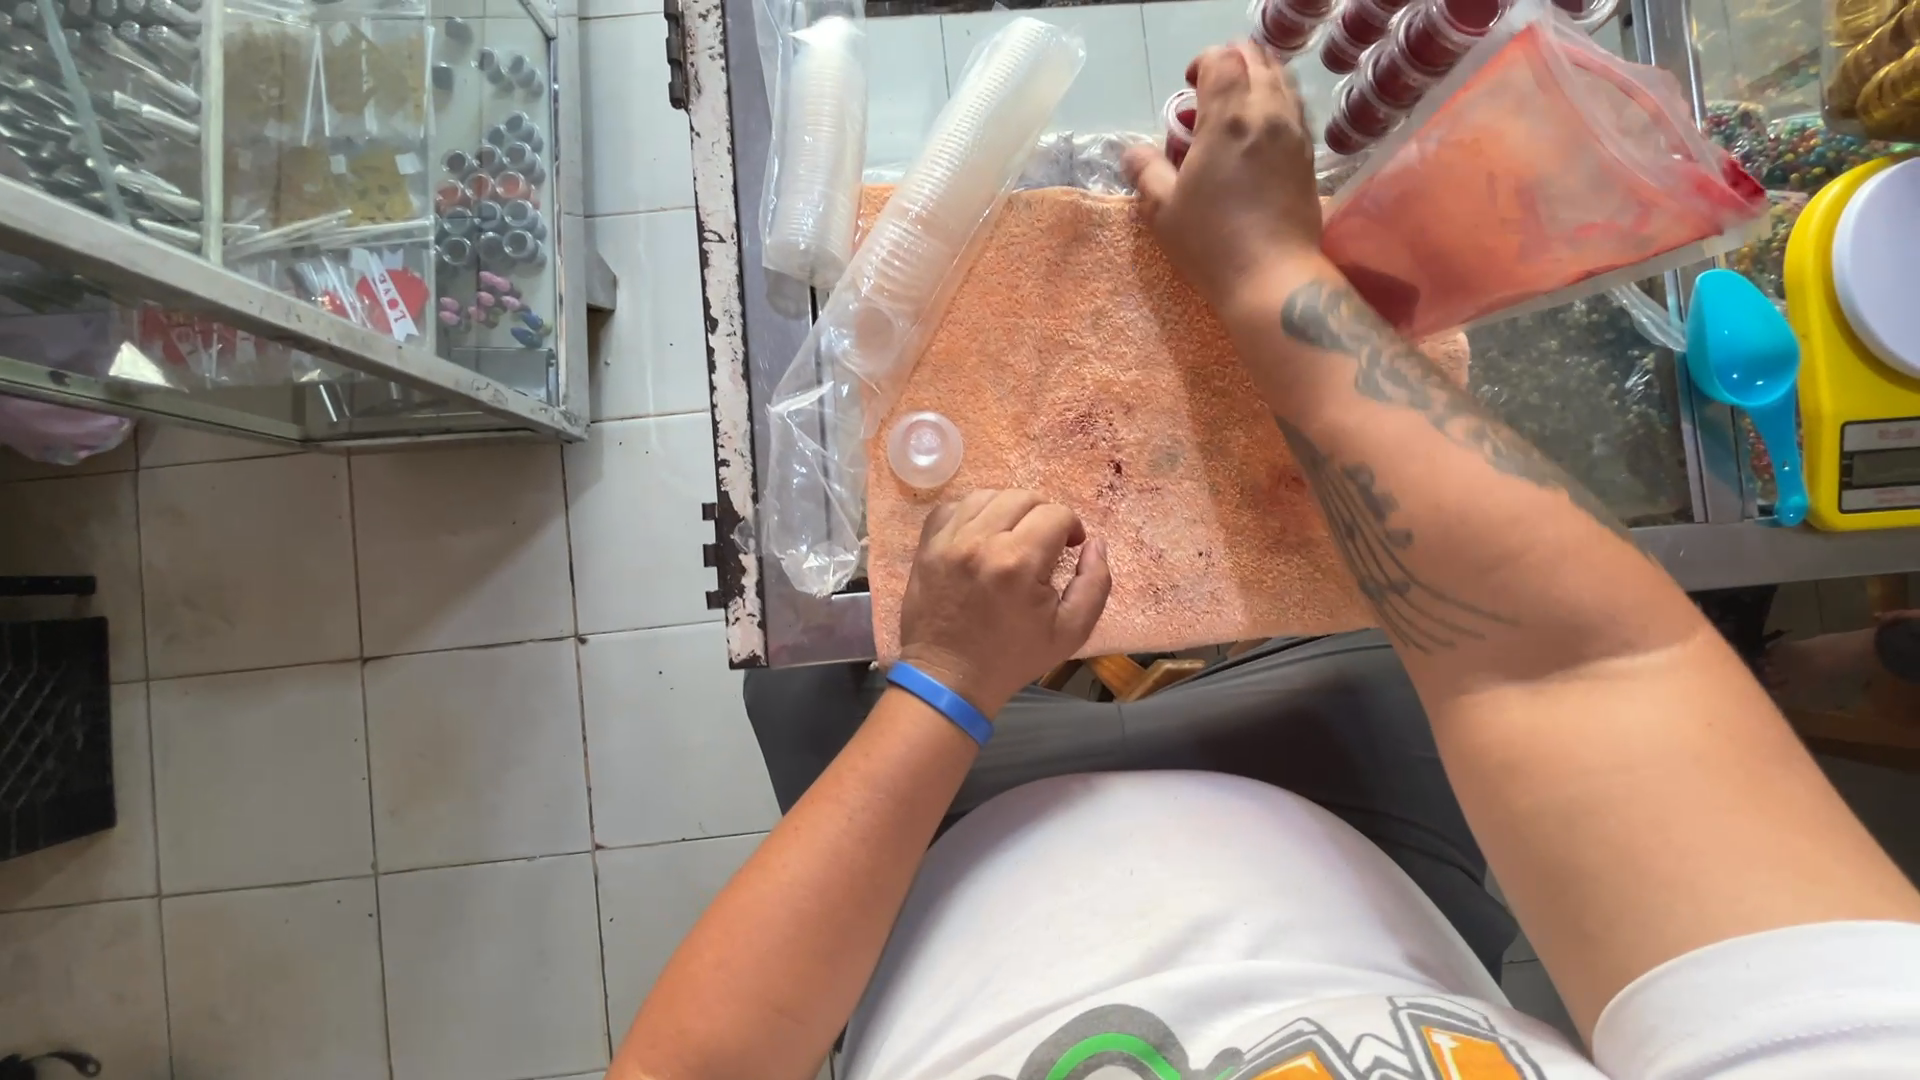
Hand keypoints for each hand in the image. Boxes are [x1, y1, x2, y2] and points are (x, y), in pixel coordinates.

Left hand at [895, 490, 1111, 716]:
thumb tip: (1095, 544)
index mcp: (1018, 562)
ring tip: (1013, 535)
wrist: (949, 679)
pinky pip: (953, 507)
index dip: (1071, 527)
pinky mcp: (927, 546)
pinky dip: (972, 513)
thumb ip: (1095, 583)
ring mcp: (948, 541)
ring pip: (987, 496)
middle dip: (1042, 514)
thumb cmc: (1013, 658)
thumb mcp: (1072, 631)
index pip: (1055, 514)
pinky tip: (981, 536)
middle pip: (1022, 497)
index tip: (1069, 548)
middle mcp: (980, 542)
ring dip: (1008, 509)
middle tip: (1045, 542)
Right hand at [1122, 42, 1326, 317]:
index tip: (1188, 87)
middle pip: (1258, 59)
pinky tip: (1257, 138)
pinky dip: (1275, 108)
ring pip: (1282, 81)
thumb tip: (1131, 152)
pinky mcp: (1309, 156)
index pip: (1222, 59)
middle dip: (1232, 65)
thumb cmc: (1210, 243)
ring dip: (1256, 83)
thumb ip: (1146, 172)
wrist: (1270, 276)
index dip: (1203, 64)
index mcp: (1228, 117)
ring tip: (1234, 114)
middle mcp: (1268, 112)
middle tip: (1209, 95)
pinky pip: (1294, 110)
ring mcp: (1294, 132)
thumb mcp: (1163, 210)